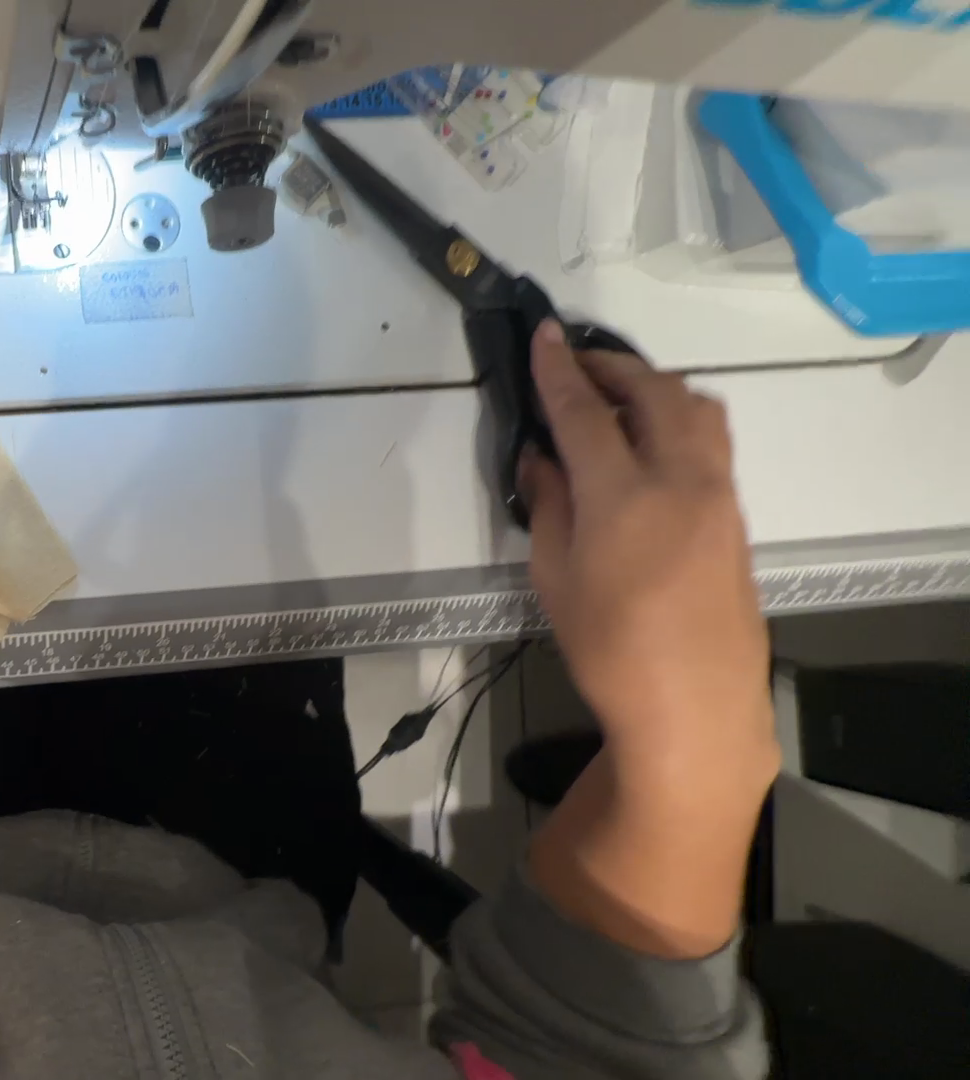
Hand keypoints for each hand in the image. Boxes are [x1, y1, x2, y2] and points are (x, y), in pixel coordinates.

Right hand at [521, 321, 774, 776]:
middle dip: (611, 366)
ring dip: (653, 387)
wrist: (691, 700)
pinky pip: (710, 440)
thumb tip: (542, 458)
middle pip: (655, 394)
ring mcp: (718, 495)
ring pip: (697, 410)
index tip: (544, 334)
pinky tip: (643, 440)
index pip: (585, 413)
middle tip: (573, 360)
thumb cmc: (604, 641)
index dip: (558, 370)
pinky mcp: (734, 514)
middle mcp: (682, 480)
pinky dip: (676, 417)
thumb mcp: (553, 573)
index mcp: (623, 495)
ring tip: (612, 394)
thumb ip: (548, 504)